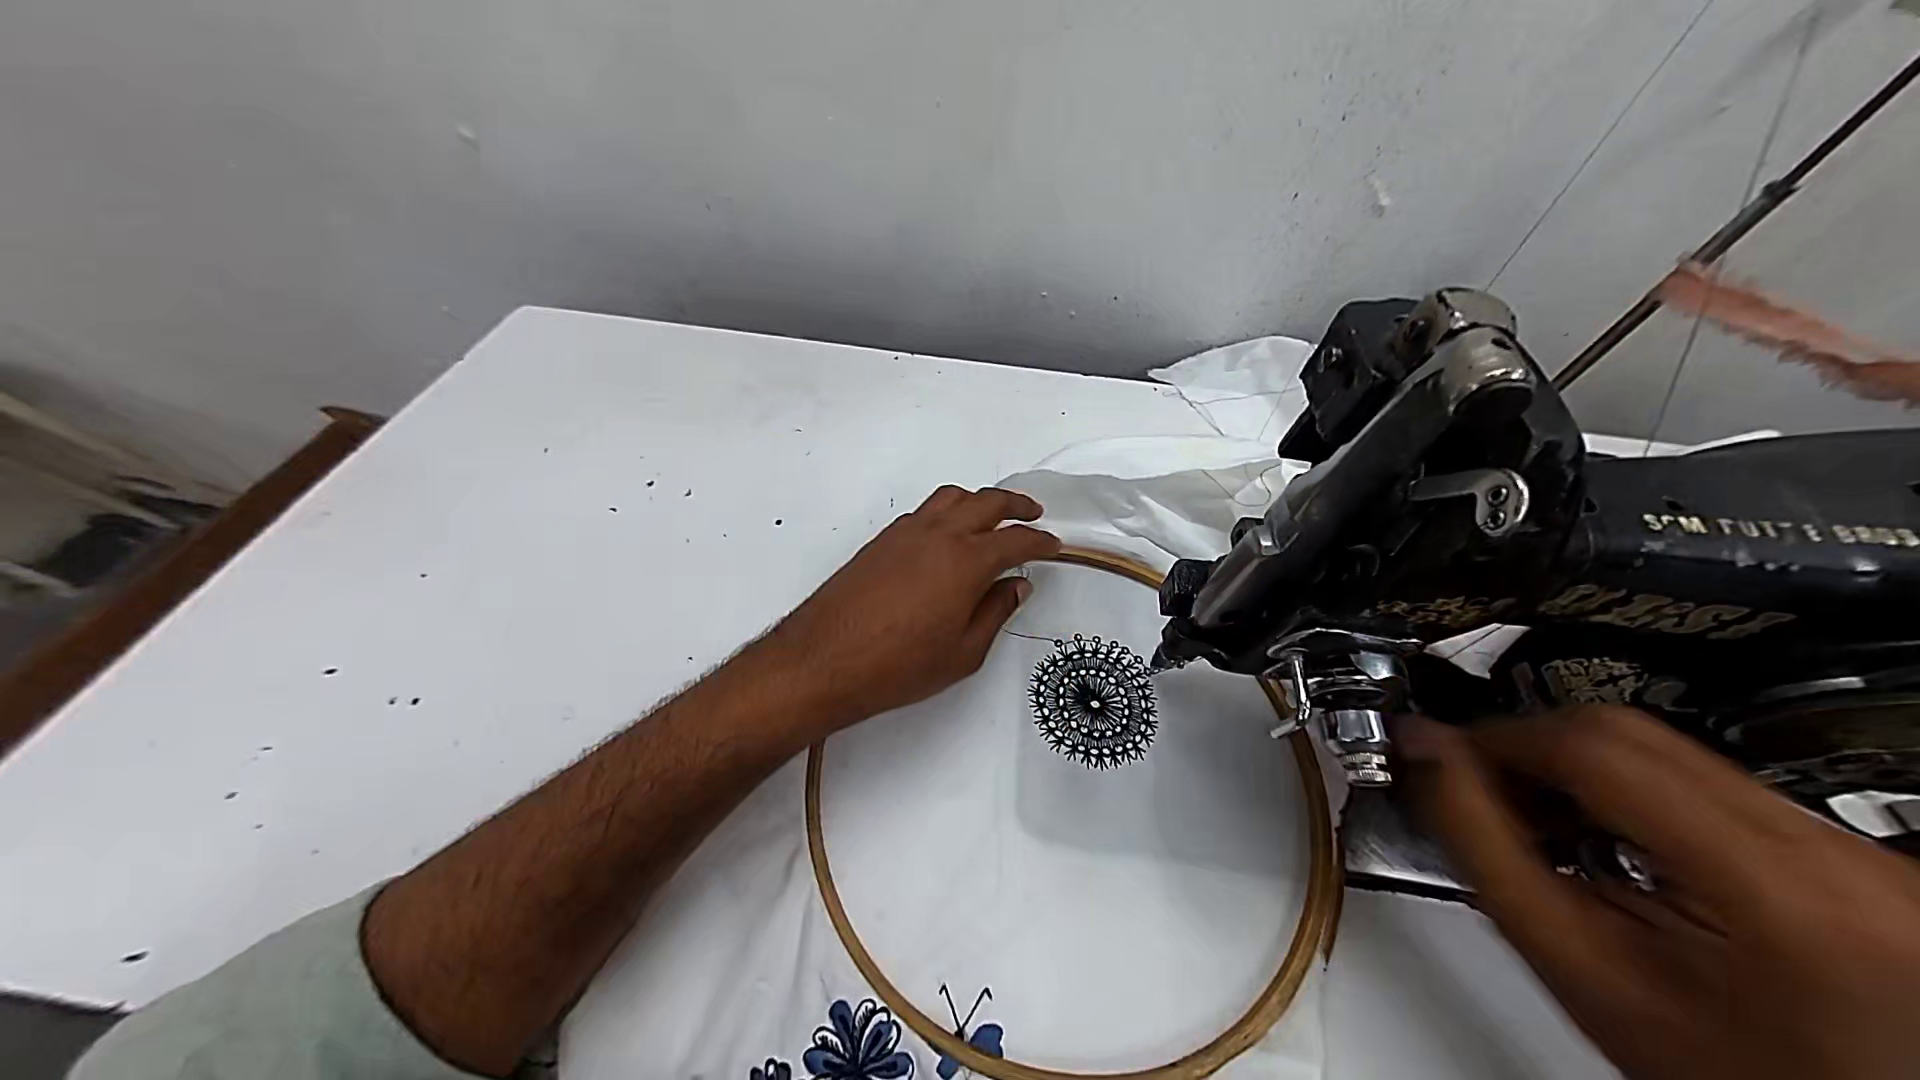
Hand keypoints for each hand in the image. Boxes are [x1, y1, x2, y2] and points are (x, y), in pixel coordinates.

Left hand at [756, 486, 1059, 734]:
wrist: (824, 660)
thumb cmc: (896, 665)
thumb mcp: (963, 651)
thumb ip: (995, 612)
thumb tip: (1015, 587)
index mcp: (966, 561)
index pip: (1016, 540)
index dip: (1039, 542)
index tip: (1051, 545)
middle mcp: (938, 535)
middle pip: (987, 502)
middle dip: (1016, 505)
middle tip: (1033, 514)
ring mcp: (906, 533)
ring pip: (952, 497)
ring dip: (978, 500)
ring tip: (991, 515)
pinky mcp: (882, 540)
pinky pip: (924, 511)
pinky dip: (946, 511)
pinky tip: (947, 535)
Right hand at [1397, 707, 1919, 1079]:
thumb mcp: (1571, 961)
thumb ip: (1478, 838)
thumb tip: (1423, 749)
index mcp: (1770, 880)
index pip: (1591, 743)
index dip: (1495, 736)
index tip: (1442, 753)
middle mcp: (1836, 850)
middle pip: (1626, 733)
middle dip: (1527, 749)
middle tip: (1477, 787)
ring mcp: (1854, 851)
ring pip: (1661, 750)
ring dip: (1572, 771)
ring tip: (1538, 824)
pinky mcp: (1848, 856)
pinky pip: (1705, 784)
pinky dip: (1627, 796)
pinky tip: (1601, 840)